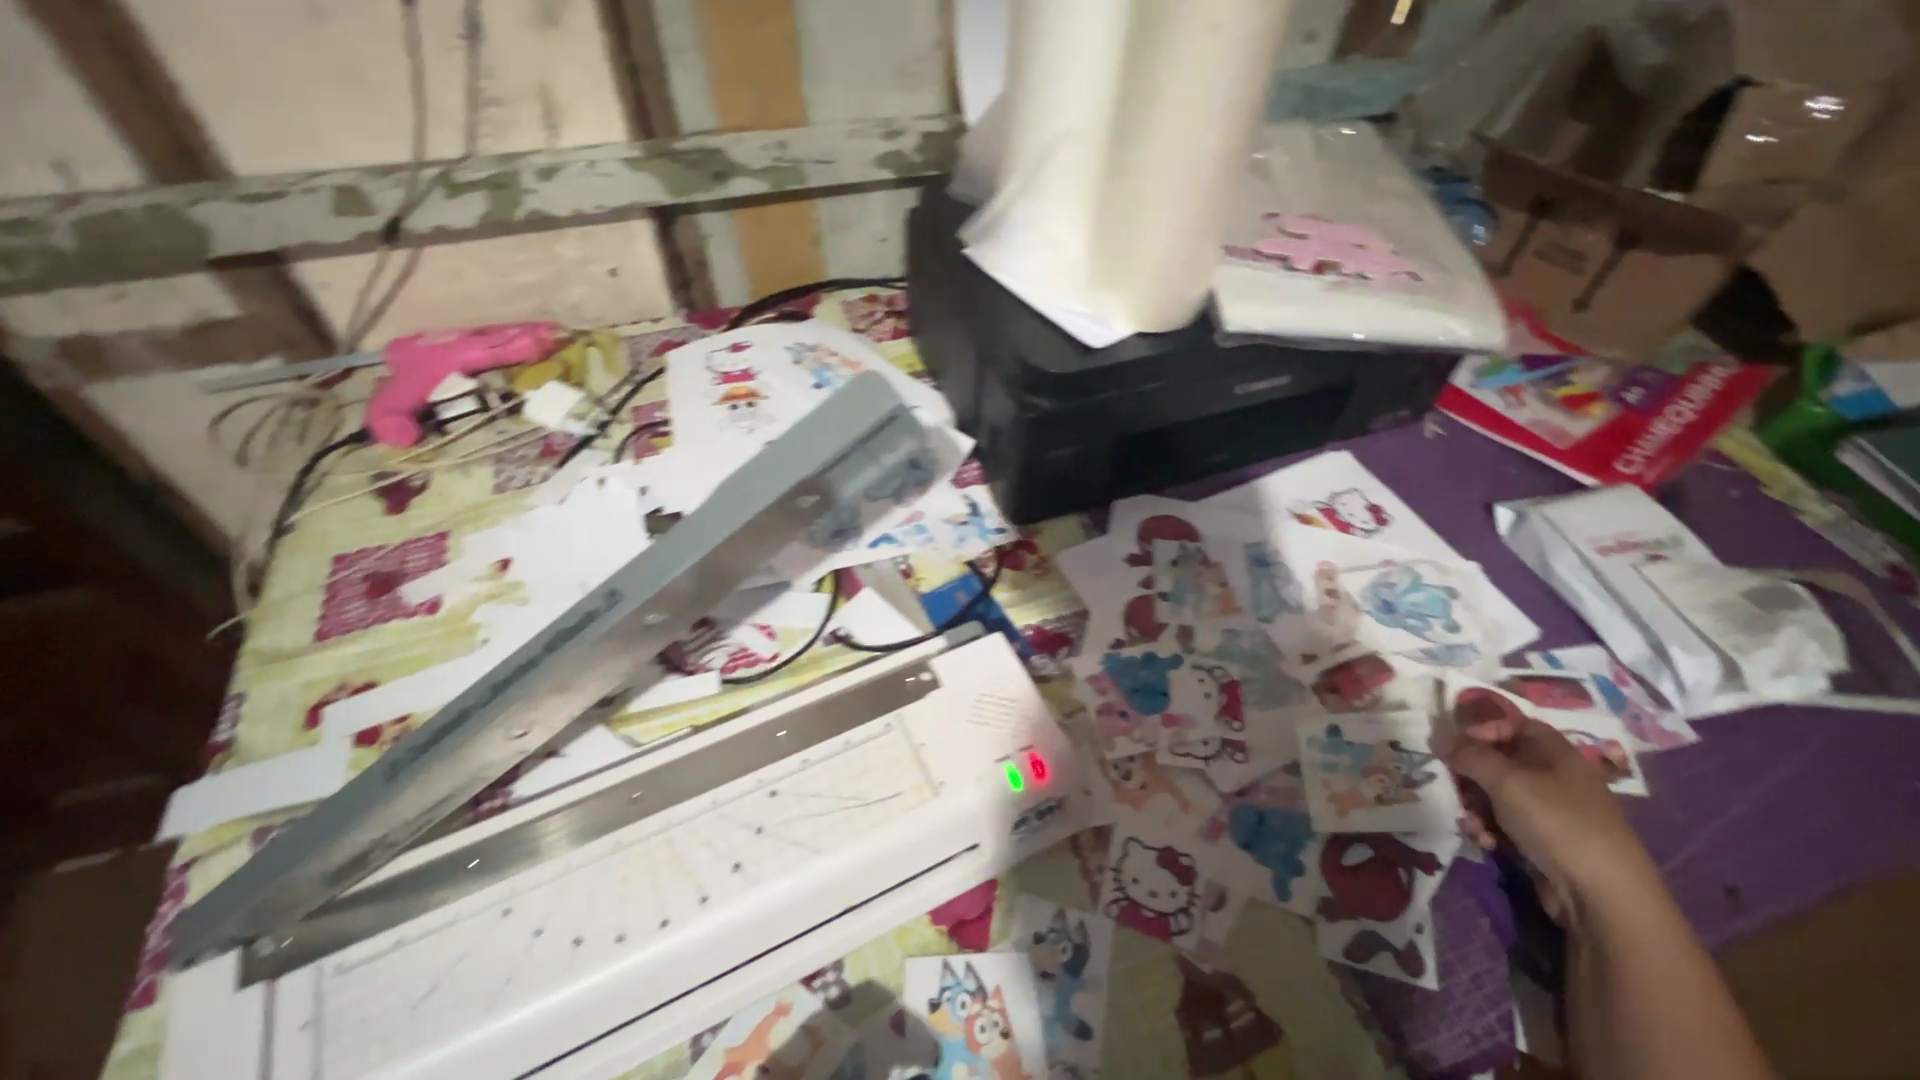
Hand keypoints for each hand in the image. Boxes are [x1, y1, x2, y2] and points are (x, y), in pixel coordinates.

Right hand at [1447, 715, 1658, 923]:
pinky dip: (1490, 829)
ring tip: (1470, 823)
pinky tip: (1485, 841)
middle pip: (1500, 762)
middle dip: (1470, 775)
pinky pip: (1506, 824)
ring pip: (1498, 796)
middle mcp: (1554, 777)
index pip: (1514, 725)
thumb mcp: (1506, 780)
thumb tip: (1442, 738)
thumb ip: (1469, 754)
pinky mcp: (1543, 840)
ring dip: (1475, 807)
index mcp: (1555, 752)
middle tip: (1452, 787)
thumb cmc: (1555, 820)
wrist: (1600, 891)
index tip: (1454, 746)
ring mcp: (1550, 811)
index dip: (1483, 730)